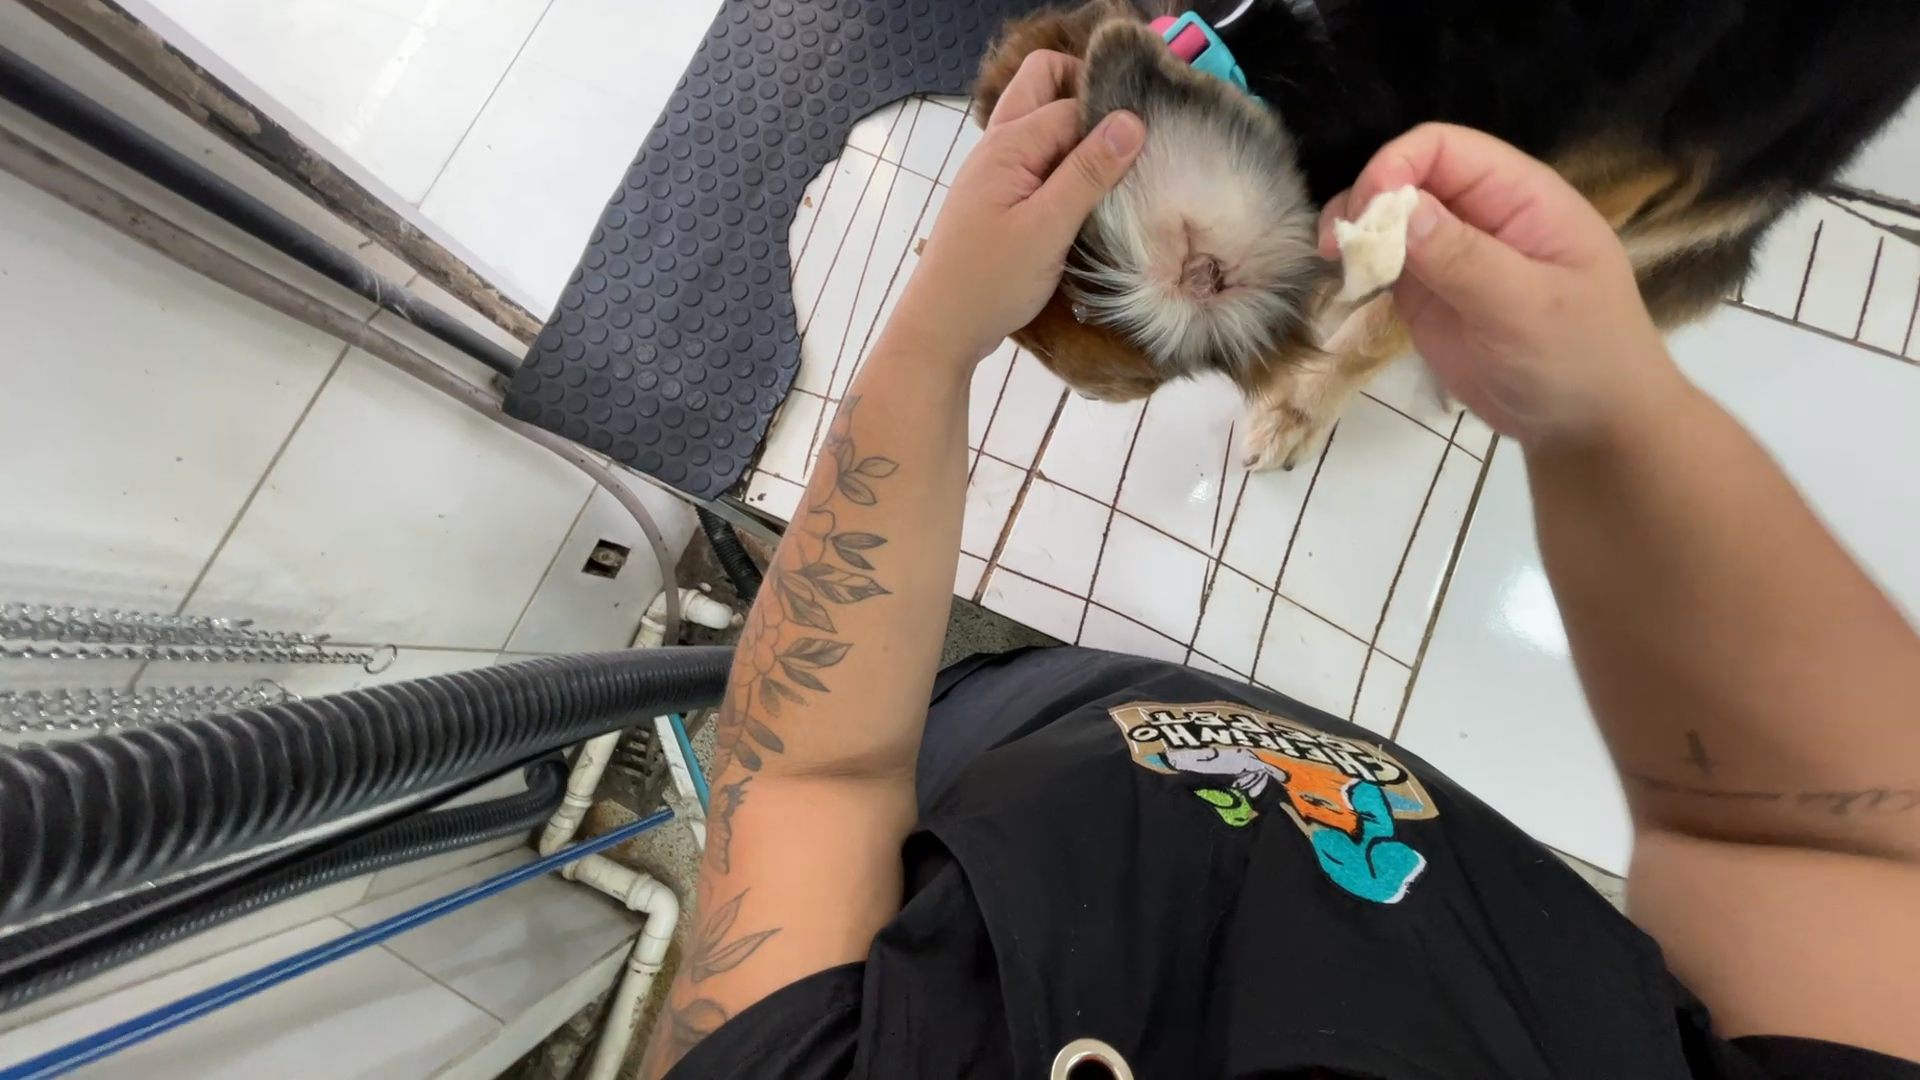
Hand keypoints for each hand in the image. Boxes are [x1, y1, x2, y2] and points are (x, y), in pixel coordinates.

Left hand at [885, 51, 1145, 366]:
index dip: (1109, 116)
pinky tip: (1081, 200)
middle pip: (1042, 86)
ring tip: (1108, 174)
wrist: (941, 330)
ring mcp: (993, 174)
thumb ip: (1087, 174)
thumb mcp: (1046, 229)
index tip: (1145, 146)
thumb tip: (1132, 120)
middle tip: (1119, 144)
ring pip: (1037, 126)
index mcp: (1008, 144)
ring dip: (1072, 137)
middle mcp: (995, 147)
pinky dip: (1058, 167)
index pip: (1072, 103)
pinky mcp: (996, 202)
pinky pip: (1032, 162)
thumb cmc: (990, 283)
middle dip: (1083, 98)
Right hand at [1319, 124, 1687, 448]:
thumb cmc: (1574, 356)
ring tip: (1333, 265)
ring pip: (1386, 221)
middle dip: (1362, 202)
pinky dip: (1356, 268)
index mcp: (1519, 197)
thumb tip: (1396, 209)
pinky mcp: (1426, 295)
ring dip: (1352, 234)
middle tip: (1334, 250)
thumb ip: (1462, 256)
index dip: (1394, 168)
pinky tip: (1346, 287)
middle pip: (1406, 179)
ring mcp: (1448, 257)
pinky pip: (1383, 264)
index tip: (1362, 218)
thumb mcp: (1524, 305)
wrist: (1581, 418)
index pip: (1444, 150)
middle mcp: (1479, 217)